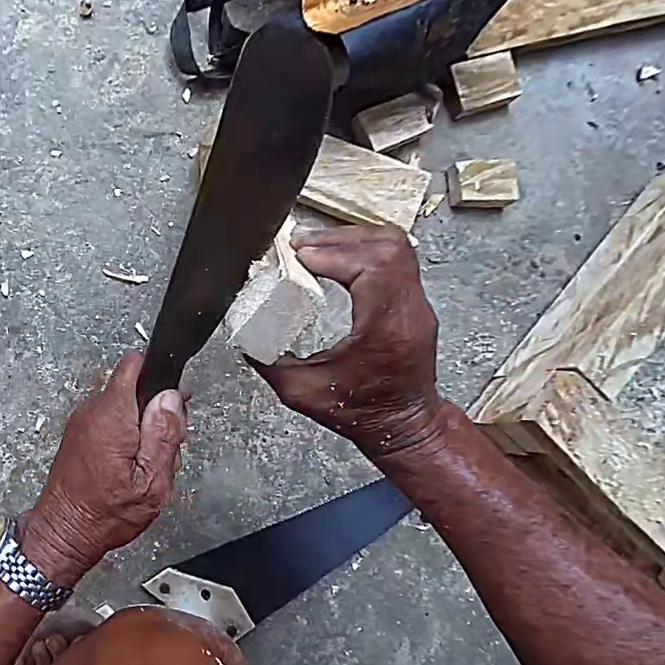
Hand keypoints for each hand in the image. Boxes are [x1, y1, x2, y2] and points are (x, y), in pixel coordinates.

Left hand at [24, 353, 187, 585]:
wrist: (65, 534)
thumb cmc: (104, 514)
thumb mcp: (152, 480)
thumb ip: (164, 434)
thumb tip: (171, 398)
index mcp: (112, 416)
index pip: (135, 366)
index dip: (160, 379)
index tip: (172, 403)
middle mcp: (93, 413)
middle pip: (135, 388)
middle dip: (156, 412)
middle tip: (163, 448)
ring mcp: (83, 423)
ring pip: (126, 408)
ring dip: (143, 429)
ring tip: (145, 464)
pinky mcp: (80, 435)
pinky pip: (112, 423)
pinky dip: (127, 439)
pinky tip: (130, 467)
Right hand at [249, 225, 445, 459]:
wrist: (402, 426)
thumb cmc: (361, 413)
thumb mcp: (302, 392)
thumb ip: (269, 362)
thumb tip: (245, 335)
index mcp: (387, 330)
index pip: (371, 267)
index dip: (333, 252)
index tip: (301, 255)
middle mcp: (410, 312)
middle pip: (387, 247)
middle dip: (340, 238)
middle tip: (302, 244)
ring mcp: (419, 305)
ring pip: (397, 247)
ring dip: (355, 239)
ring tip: (318, 245)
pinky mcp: (416, 304)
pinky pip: (400, 260)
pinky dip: (368, 250)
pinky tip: (341, 256)